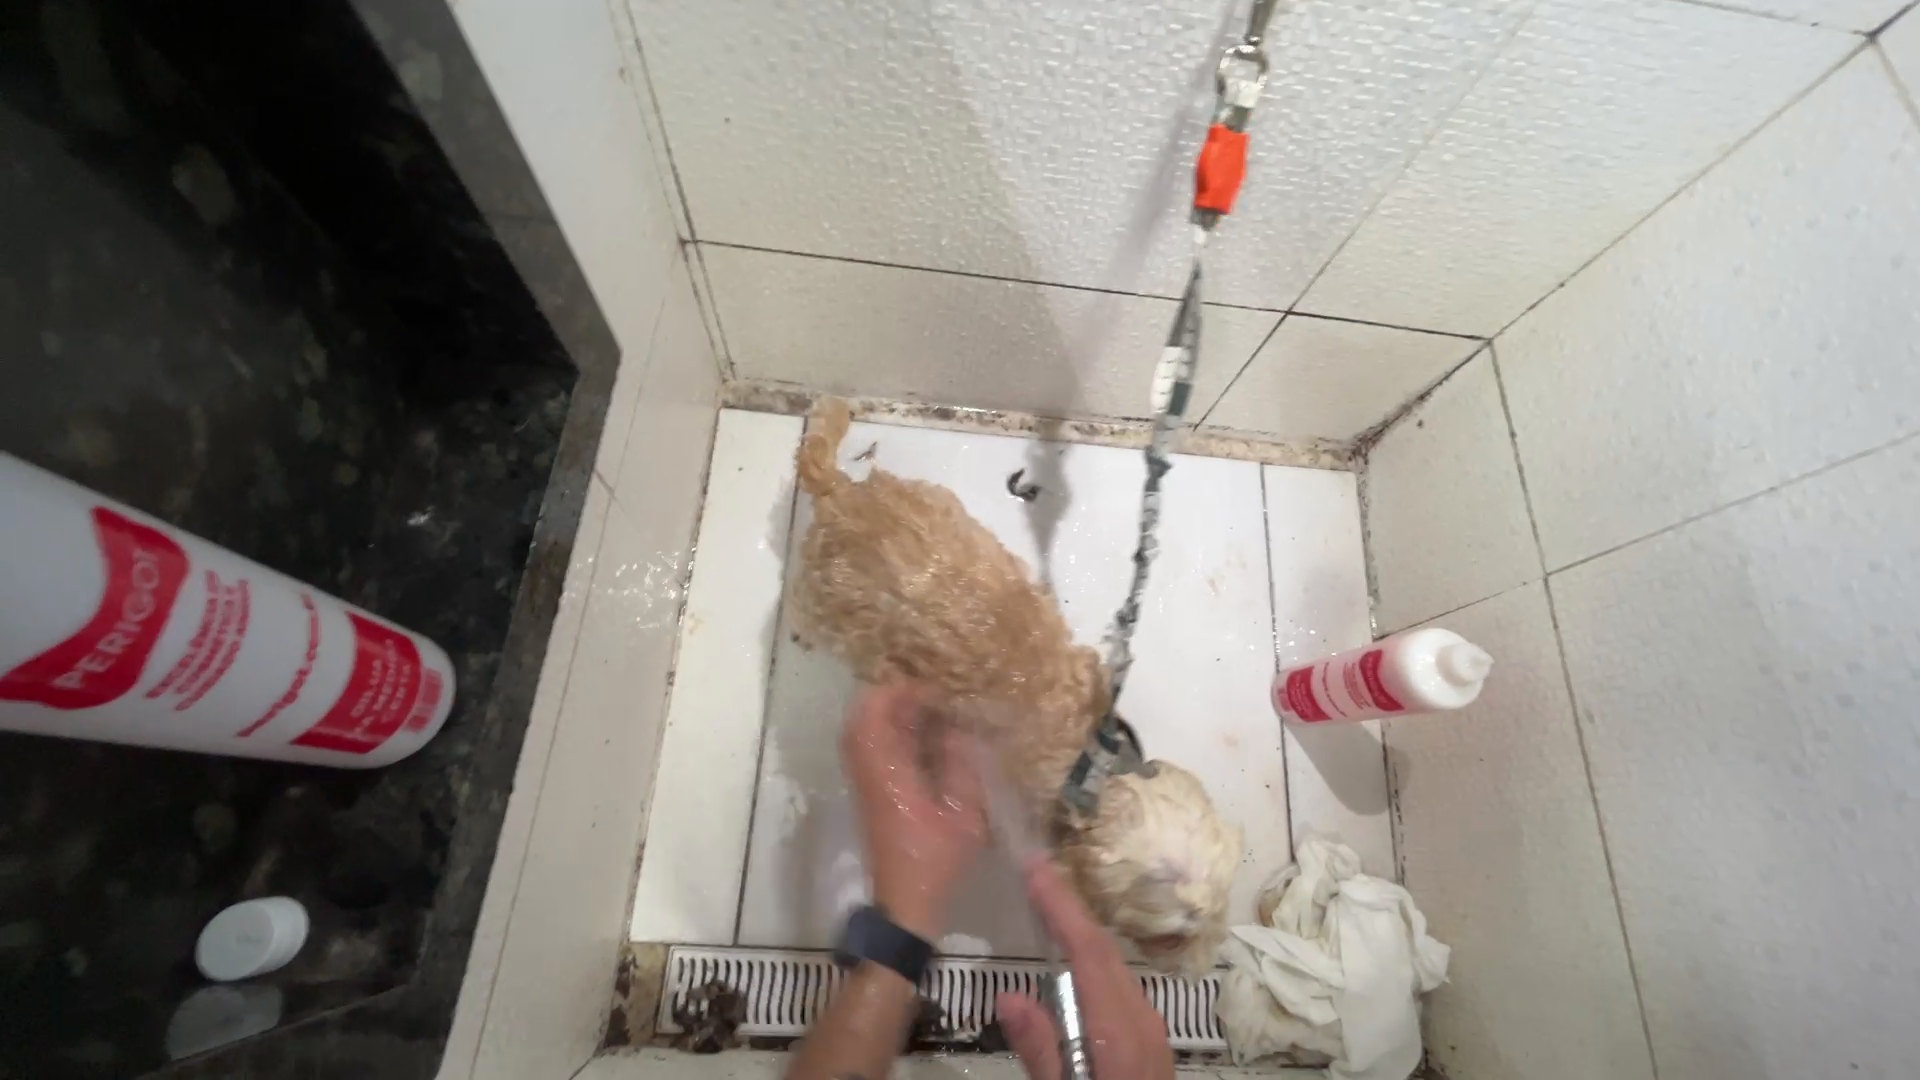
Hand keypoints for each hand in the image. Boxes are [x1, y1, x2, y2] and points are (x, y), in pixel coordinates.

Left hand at [841, 682, 985, 941]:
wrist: (905, 903)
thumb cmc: (936, 859)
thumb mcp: (963, 814)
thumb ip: (961, 764)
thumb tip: (957, 728)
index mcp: (887, 770)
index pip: (875, 712)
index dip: (901, 691)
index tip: (935, 691)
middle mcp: (868, 769)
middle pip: (862, 714)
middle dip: (894, 696)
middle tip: (931, 697)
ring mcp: (865, 780)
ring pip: (863, 729)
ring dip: (892, 713)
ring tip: (931, 711)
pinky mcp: (871, 790)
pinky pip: (872, 746)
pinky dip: (892, 732)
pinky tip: (925, 737)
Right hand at [996, 856, 1175, 1079]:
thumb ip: (1043, 1053)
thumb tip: (1009, 994)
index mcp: (1121, 1034)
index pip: (1089, 953)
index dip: (1061, 905)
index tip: (1035, 867)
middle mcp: (1142, 1022)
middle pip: (1102, 951)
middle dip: (1067, 907)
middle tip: (1033, 872)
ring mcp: (1150, 1032)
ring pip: (1111, 966)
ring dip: (1078, 932)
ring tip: (1045, 903)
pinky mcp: (1149, 1044)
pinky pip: (1116, 986)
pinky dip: (1090, 961)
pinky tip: (1070, 963)